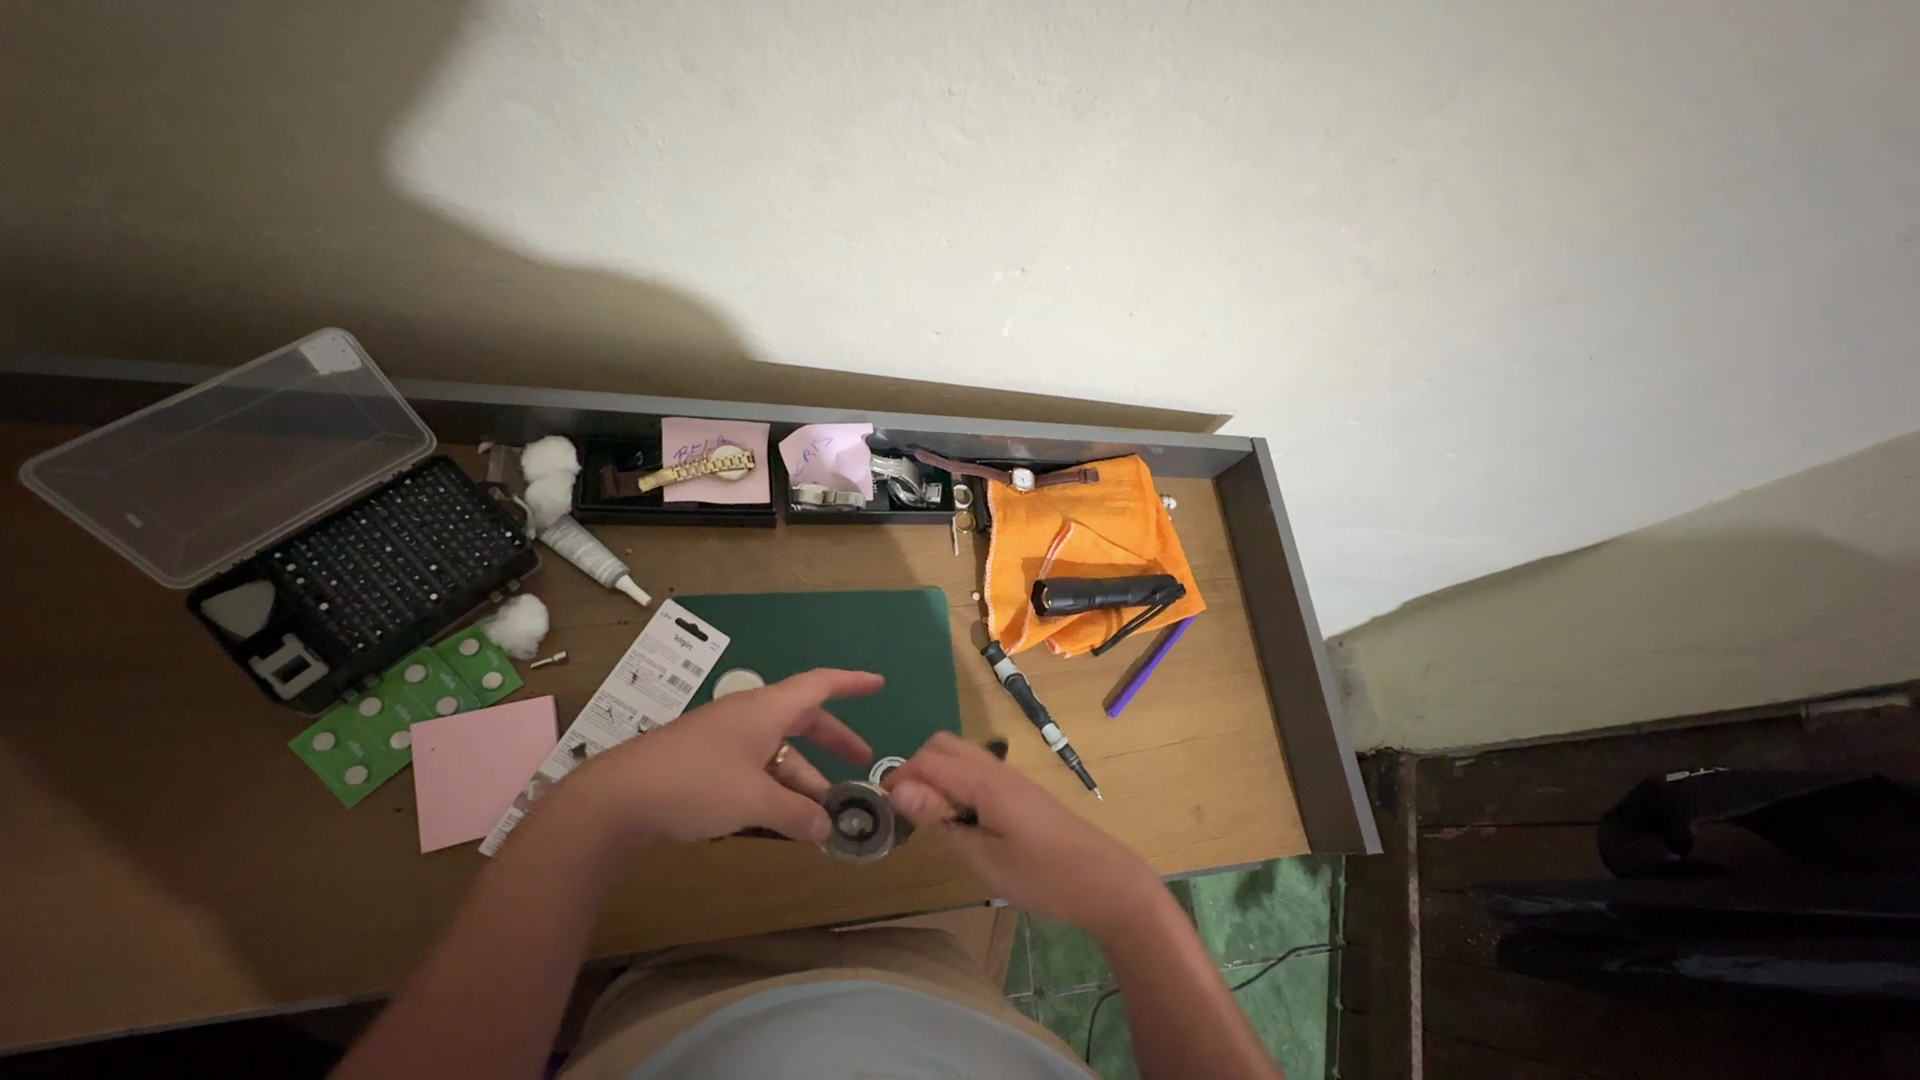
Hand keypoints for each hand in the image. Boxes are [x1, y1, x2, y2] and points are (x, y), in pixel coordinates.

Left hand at [556, 668, 879, 850]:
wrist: (618, 797)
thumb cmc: (696, 784)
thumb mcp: (755, 801)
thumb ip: (797, 814)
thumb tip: (827, 829)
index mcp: (766, 709)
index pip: (820, 684)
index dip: (852, 682)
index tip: (880, 684)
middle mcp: (749, 715)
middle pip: (803, 719)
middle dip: (834, 741)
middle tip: (861, 763)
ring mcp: (725, 737)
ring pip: (778, 749)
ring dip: (803, 776)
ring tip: (823, 813)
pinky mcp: (706, 759)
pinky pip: (756, 765)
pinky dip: (776, 785)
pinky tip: (782, 817)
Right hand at [882, 732, 1162, 939]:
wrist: (1105, 881)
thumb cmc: (1042, 875)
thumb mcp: (983, 855)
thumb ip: (941, 819)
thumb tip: (898, 789)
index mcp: (984, 780)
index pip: (927, 760)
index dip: (899, 779)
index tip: (884, 811)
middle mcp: (996, 768)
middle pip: (942, 746)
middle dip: (916, 770)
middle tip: (908, 814)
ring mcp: (1010, 777)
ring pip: (960, 756)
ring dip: (937, 775)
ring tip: (930, 818)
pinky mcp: (1020, 792)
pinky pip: (977, 770)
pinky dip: (957, 783)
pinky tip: (960, 819)